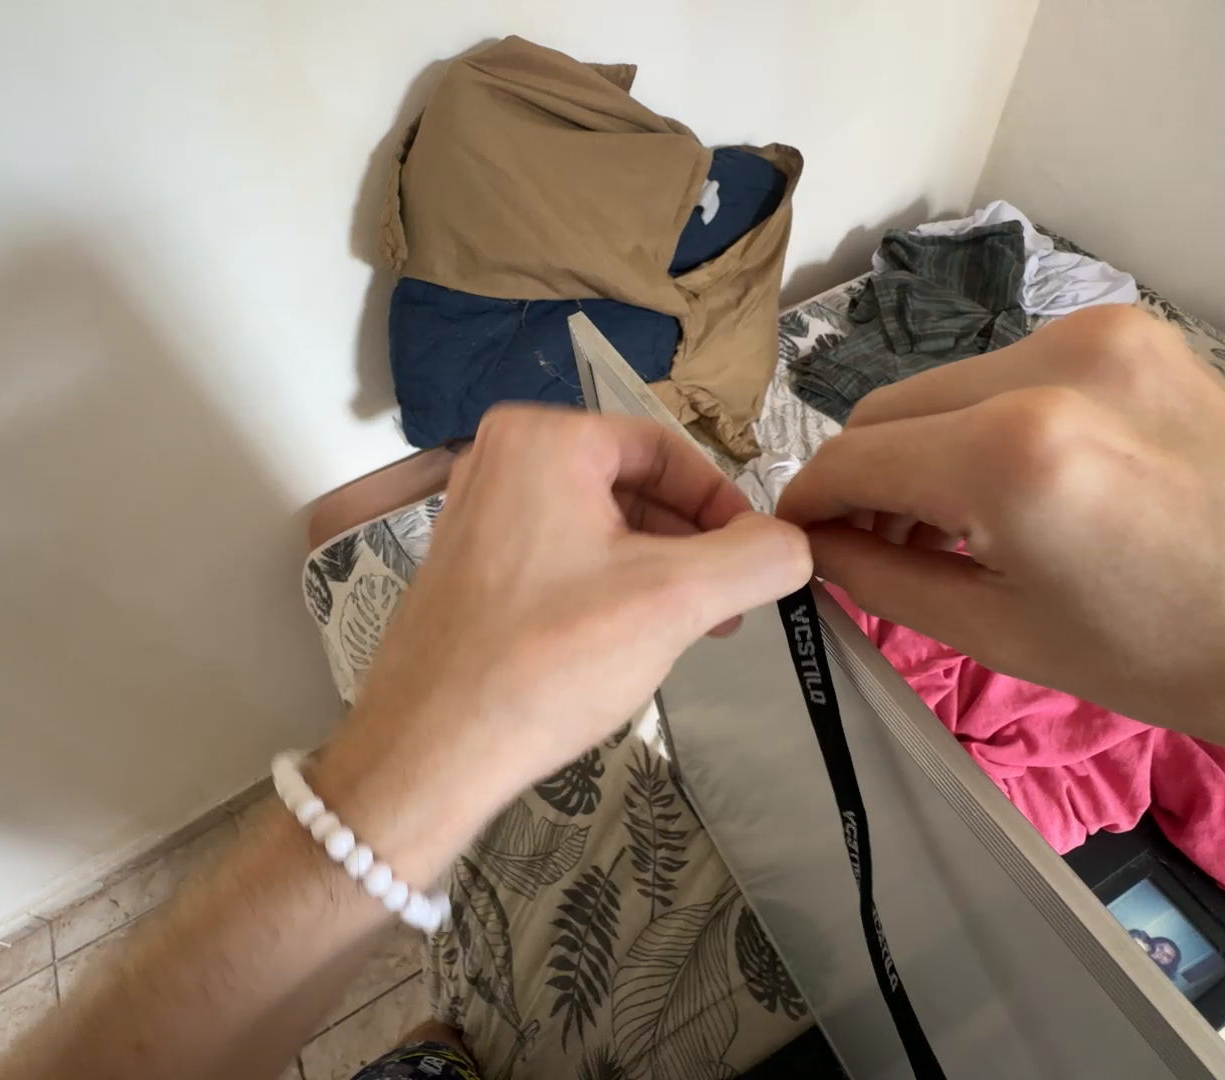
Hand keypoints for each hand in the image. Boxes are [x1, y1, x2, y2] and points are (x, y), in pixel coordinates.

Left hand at [316, 407, 810, 870]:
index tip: (757, 559)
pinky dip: (605, 586)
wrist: (428, 751)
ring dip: (653, 571)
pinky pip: (558, 555)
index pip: (664, 450)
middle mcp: (499, 459)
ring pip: (597, 525)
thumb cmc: (551, 658)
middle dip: (688, 545)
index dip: (723, 504)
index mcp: (543, 438)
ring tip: (687, 628)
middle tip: (726, 606)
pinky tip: (626, 637)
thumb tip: (797, 542)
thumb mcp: (674, 599)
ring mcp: (476, 512)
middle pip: (630, 487)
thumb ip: (756, 558)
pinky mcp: (467, 565)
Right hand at [777, 306, 1224, 822]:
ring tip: (934, 526)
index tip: (792, 539)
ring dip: (913, 453)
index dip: (805, 501)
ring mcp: (1099, 335)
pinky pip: (1003, 376)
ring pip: (939, 391)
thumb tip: (811, 546)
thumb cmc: (1180, 662)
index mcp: (1011, 451)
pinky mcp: (1135, 336)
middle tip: (864, 547)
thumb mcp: (996, 633)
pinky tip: (996, 489)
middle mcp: (1049, 363)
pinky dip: (972, 429)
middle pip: (885, 411)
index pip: (849, 457)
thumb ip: (876, 578)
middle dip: (857, 480)